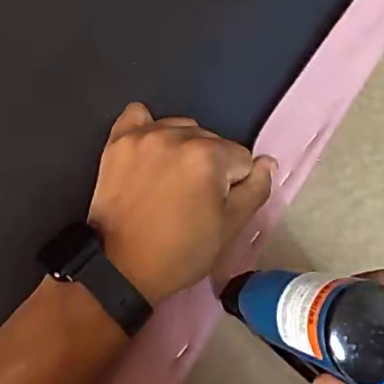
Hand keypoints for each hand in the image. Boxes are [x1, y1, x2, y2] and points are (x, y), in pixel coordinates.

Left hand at [86, 103, 275, 304]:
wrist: (121, 268)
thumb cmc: (180, 252)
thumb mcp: (229, 228)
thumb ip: (255, 190)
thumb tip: (267, 162)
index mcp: (209, 156)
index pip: (241, 159)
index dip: (234, 185)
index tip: (216, 207)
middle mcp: (177, 136)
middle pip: (211, 141)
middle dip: (210, 166)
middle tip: (193, 200)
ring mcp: (144, 136)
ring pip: (180, 129)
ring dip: (182, 149)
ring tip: (170, 181)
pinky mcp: (117, 143)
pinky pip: (137, 116)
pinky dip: (147, 128)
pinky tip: (149, 150)